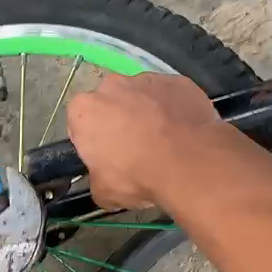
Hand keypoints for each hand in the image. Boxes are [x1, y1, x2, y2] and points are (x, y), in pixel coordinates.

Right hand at [67, 72, 230, 208]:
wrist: (190, 164)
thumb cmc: (137, 176)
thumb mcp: (104, 192)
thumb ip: (98, 178)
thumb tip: (104, 180)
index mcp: (84, 110)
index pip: (81, 122)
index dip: (94, 139)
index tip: (107, 156)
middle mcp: (112, 86)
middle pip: (110, 101)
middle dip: (119, 118)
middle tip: (135, 147)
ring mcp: (147, 79)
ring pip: (141, 95)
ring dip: (147, 111)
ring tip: (165, 140)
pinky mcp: (179, 81)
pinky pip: (171, 95)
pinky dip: (174, 108)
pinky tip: (184, 132)